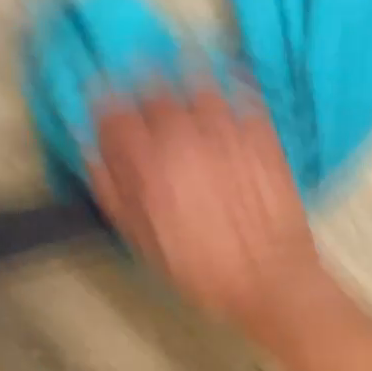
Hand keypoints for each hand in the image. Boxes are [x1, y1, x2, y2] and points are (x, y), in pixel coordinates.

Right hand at [90, 87, 328, 328]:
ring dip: (190, 96)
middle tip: (160, 124)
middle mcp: (182, 137)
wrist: (275, 283)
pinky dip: (232, 98)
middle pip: (152, 91)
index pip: (111, 111)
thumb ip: (116, 196)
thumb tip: (96, 157)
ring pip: (196, 86)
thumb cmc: (208, 276)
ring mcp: (226, 133)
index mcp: (146, 164)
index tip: (120, 129)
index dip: (113, 118)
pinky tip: (231, 116)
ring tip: (197, 117)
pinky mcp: (263, 137)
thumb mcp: (148, 246)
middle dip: (150, 105)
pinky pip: (242, 98)